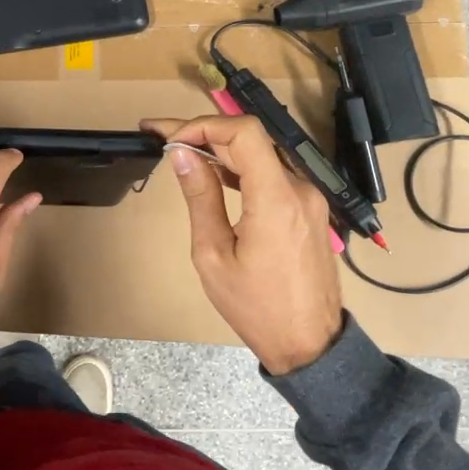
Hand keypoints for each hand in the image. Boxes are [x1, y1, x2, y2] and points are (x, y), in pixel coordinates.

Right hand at [142, 115, 342, 374]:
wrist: (309, 343)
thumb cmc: (256, 307)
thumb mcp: (213, 254)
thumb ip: (200, 198)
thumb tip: (181, 155)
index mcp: (276, 200)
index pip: (244, 133)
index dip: (202, 125)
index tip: (170, 139)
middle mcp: (300, 190)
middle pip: (250, 139)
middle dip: (203, 132)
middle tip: (159, 135)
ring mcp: (308, 199)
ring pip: (260, 155)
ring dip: (219, 149)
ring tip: (178, 151)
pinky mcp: (308, 210)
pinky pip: (271, 175)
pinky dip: (239, 168)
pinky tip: (210, 173)